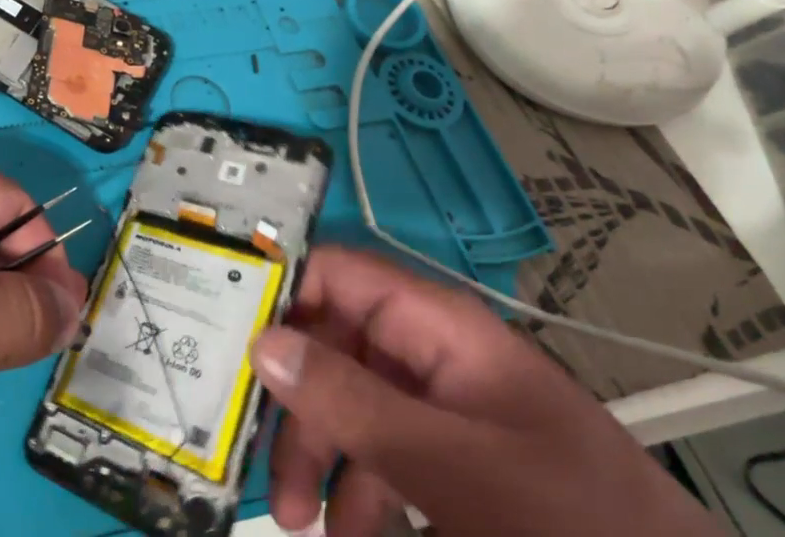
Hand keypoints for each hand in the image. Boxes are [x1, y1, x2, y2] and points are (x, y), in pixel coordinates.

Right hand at [251, 249, 717, 536]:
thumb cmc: (567, 521)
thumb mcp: (451, 464)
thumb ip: (352, 401)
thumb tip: (262, 340)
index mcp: (440, 330)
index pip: (336, 274)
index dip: (276, 290)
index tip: (217, 328)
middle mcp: (432, 356)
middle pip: (329, 348)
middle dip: (289, 403)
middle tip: (255, 456)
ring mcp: (443, 410)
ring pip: (346, 406)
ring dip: (314, 458)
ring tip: (300, 522)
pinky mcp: (451, 461)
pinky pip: (378, 454)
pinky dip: (351, 489)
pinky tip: (345, 533)